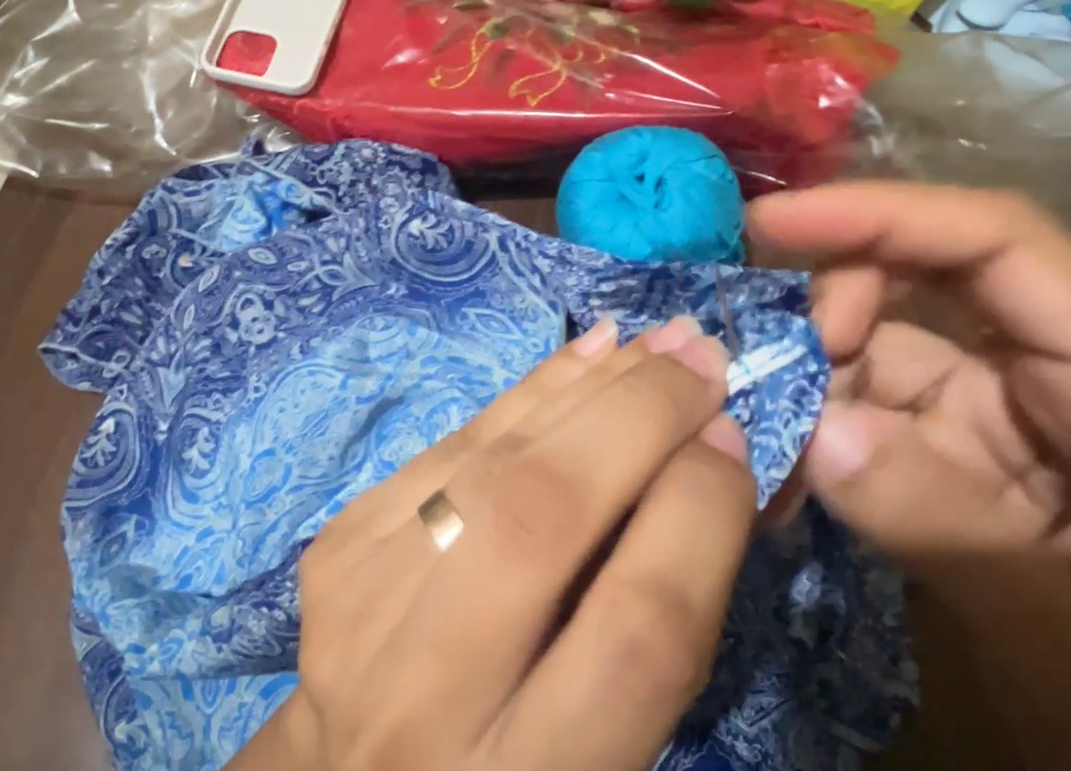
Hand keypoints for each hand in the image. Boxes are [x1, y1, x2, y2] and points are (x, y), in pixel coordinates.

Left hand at [231, 316, 750, 770]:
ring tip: (650, 342)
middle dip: (636, 419)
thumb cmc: (518, 767)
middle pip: (542, 515)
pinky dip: (522, 397)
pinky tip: (577, 358)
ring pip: (485, 464)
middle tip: (701, 357)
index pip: (637, 623)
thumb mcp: (610, 744)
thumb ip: (658, 621)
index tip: (735, 440)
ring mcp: (361, 607)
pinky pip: (447, 449)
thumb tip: (707, 454)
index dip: (699, 513)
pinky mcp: (335, 551)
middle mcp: (426, 695)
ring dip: (580, 388)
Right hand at [750, 181, 1070, 562]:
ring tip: (755, 439)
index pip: (1003, 247)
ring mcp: (1006, 425)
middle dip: (837, 298)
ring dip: (813, 380)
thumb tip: (817, 431)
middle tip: (764, 359)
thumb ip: (945, 532)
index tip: (769, 224)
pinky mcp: (961, 468)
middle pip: (934, 279)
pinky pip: (870, 420)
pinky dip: (817, 438)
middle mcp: (1064, 382)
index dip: (884, 216)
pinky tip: (782, 484)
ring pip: (886, 353)